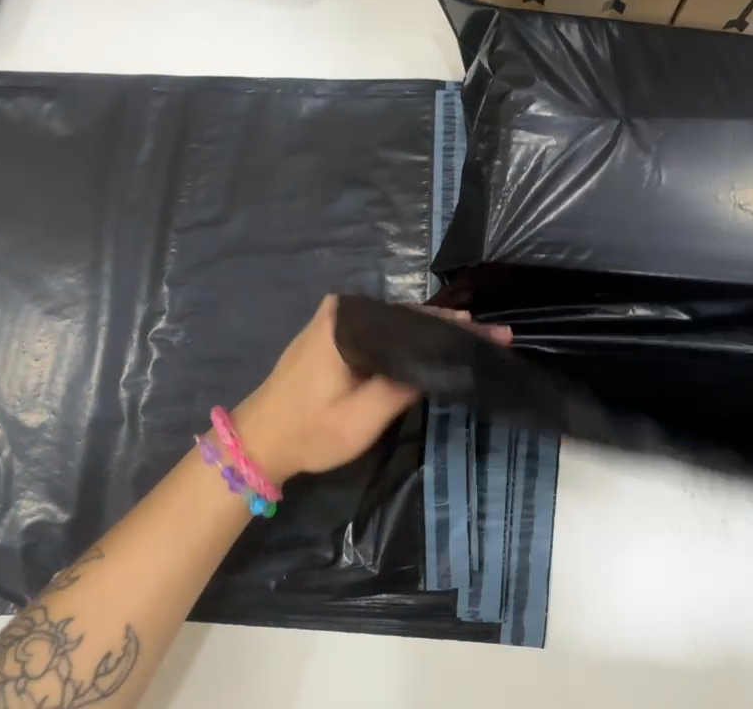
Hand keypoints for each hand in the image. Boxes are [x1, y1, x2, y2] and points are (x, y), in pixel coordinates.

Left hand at [231, 296, 510, 484]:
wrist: (258, 443)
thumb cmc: (308, 432)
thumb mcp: (362, 417)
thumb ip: (403, 385)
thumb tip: (446, 360)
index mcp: (348, 322)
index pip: (416, 319)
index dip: (457, 329)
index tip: (494, 335)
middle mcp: (343, 309)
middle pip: (409, 316)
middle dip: (452, 327)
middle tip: (495, 337)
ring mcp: (337, 318)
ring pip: (398, 322)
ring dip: (433, 333)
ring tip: (476, 340)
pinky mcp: (335, 332)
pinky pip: (384, 329)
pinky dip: (412, 338)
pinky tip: (437, 346)